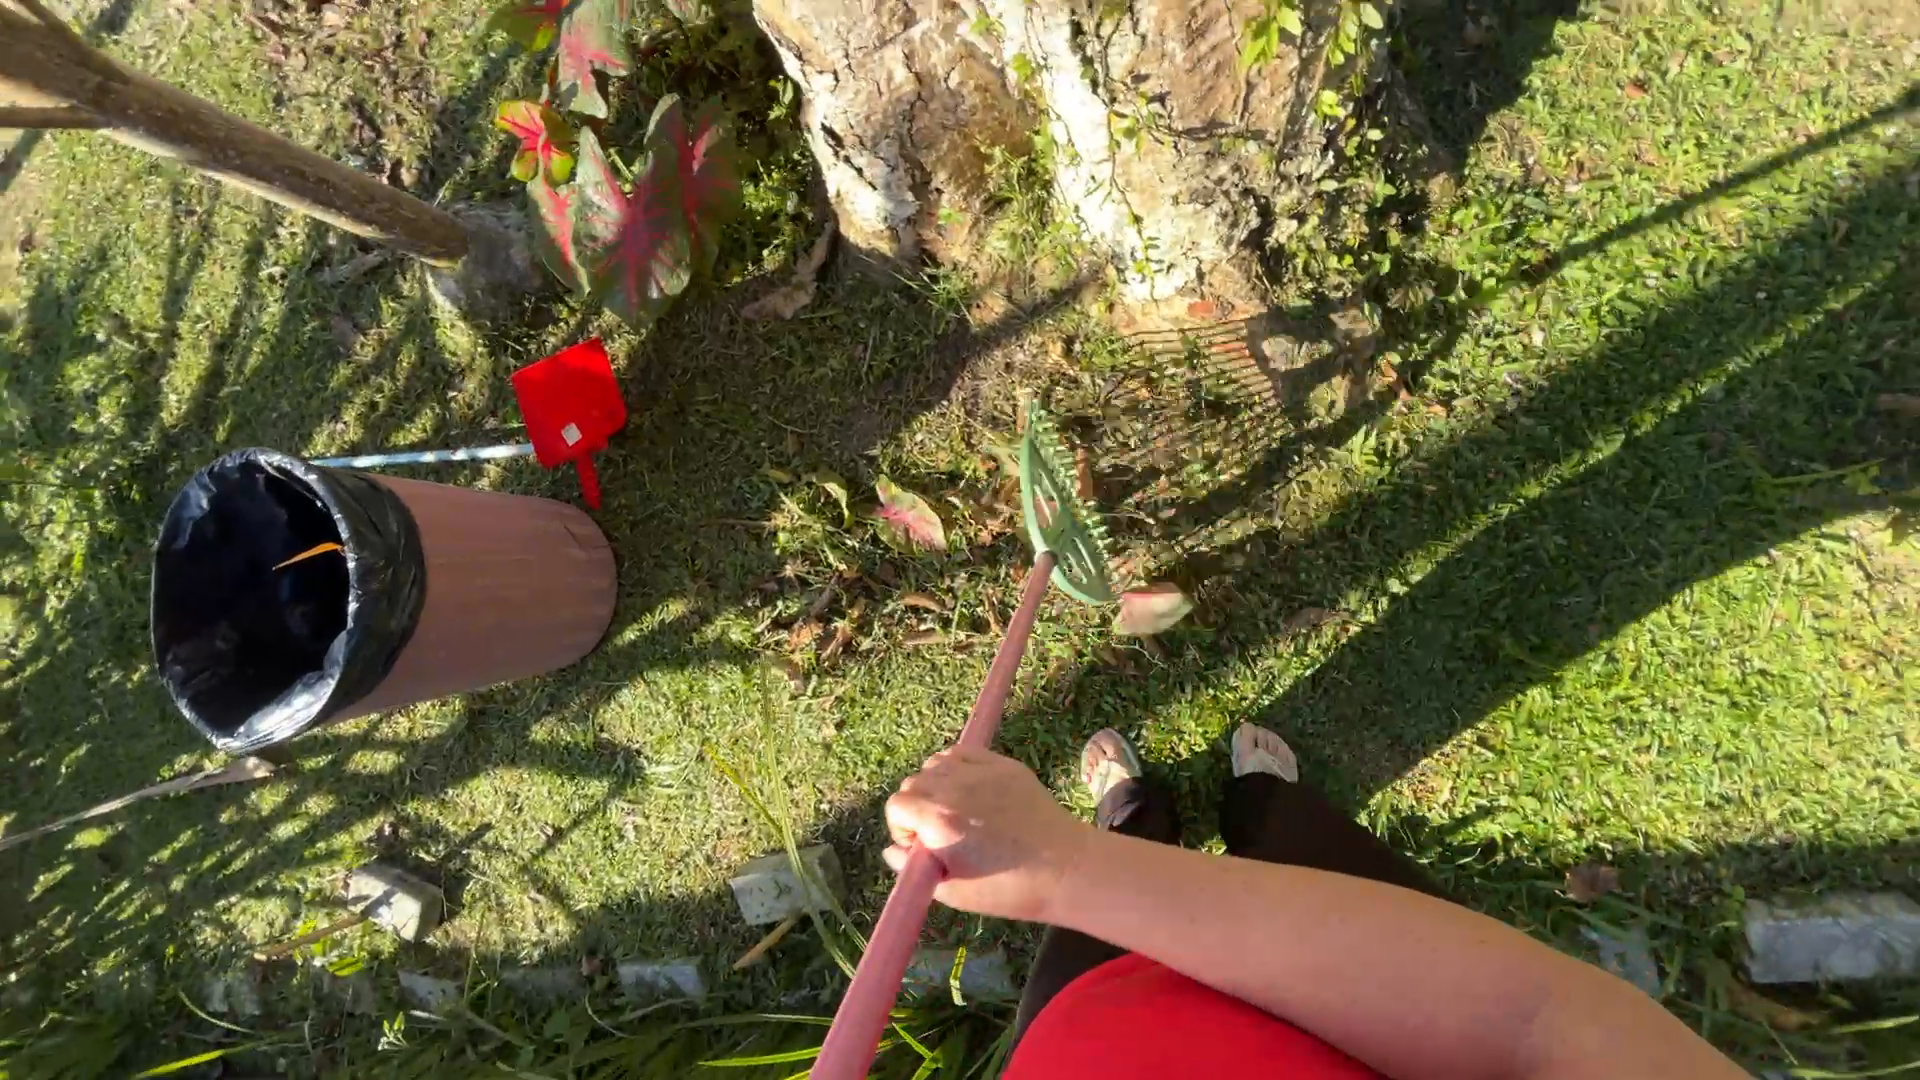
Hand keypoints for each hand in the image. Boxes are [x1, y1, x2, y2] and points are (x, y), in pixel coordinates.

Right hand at [882, 747, 1092, 922]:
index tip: (923, 846)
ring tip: (956, 809)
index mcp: (940, 821)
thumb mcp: (954, 892)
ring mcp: (980, 770)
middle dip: (917, 806)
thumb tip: (893, 853)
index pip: (896, 804)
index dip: (903, 827)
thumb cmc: (1009, 889)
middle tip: (940, 831)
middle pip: (912, 782)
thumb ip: (914, 871)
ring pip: (935, 763)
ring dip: (936, 784)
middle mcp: (954, 788)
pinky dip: (957, 766)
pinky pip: (962, 752)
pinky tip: (972, 790)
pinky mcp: (1002, 763)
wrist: (1065, 867)